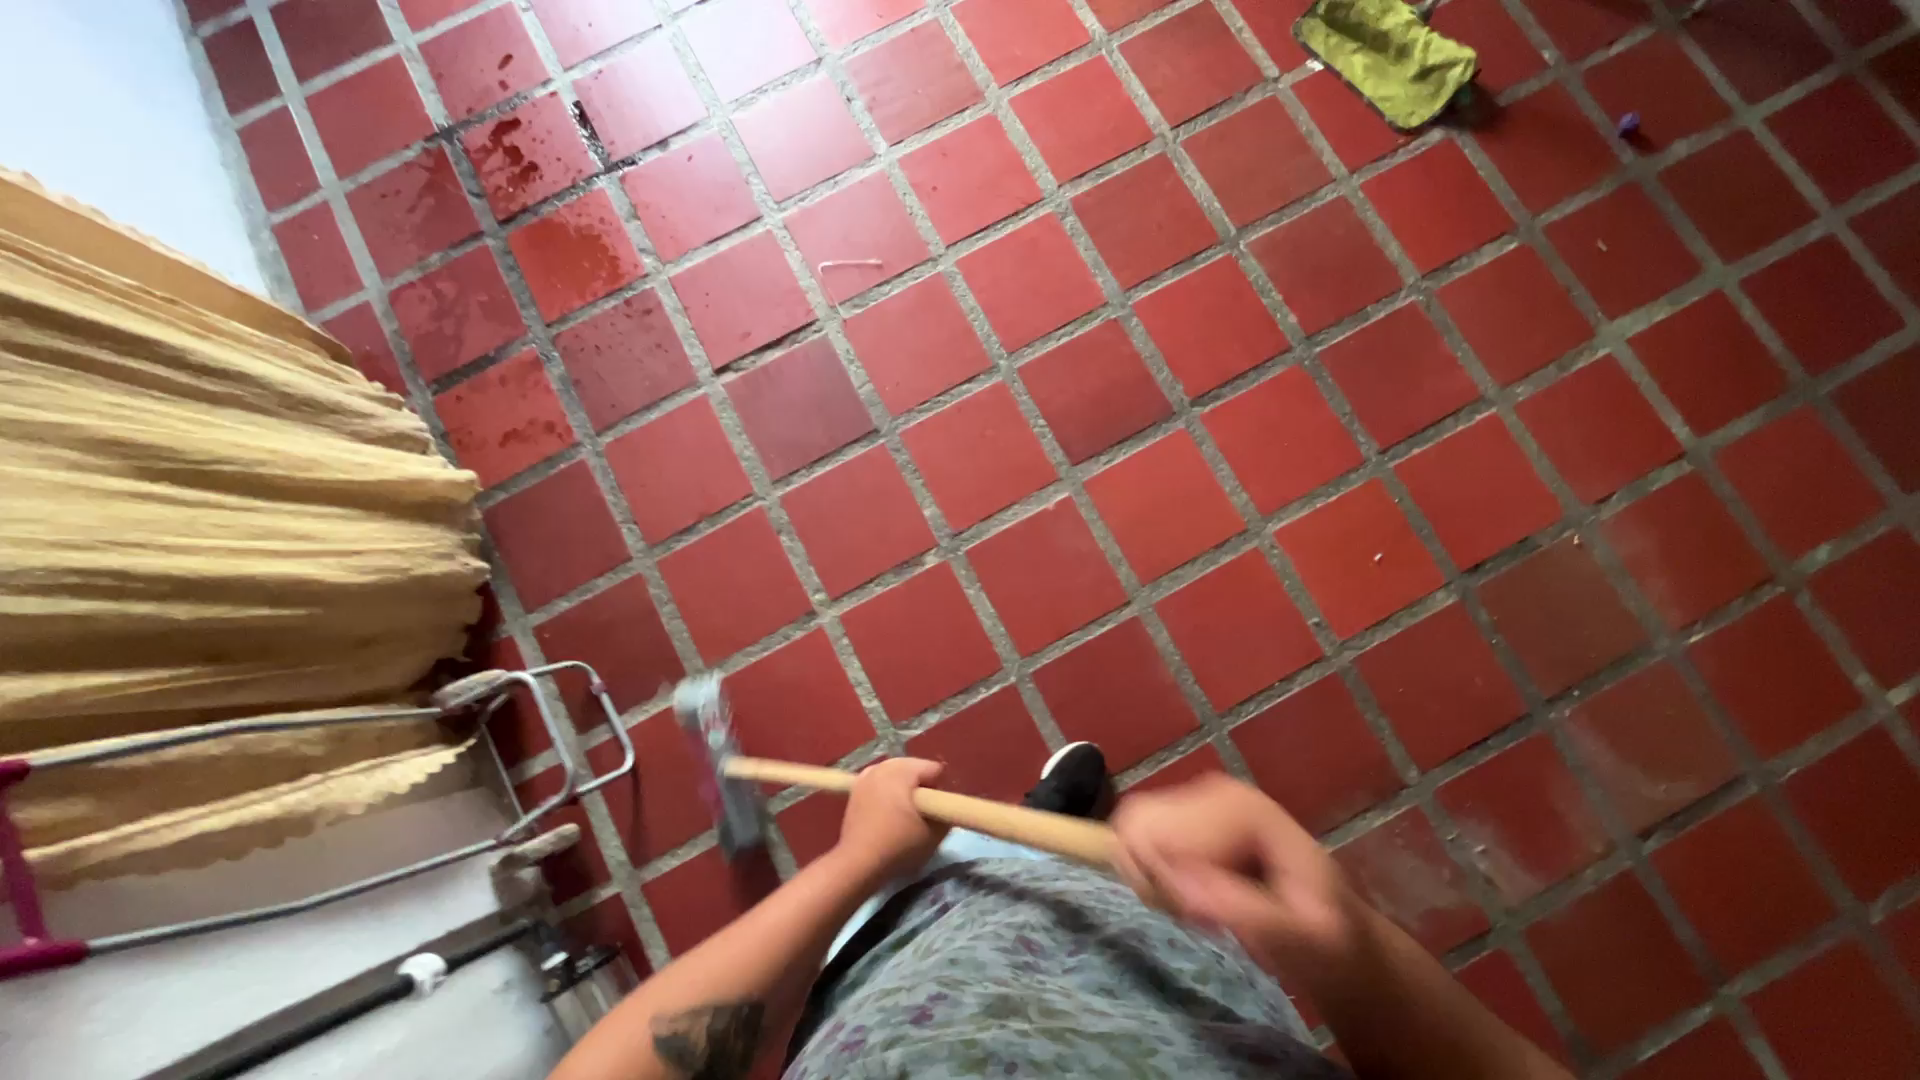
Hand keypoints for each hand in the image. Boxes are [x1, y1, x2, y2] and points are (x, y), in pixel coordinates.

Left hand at [834, 757, 947, 880]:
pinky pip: (880, 782)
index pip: (935, 769)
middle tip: (924, 812)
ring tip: (906, 813)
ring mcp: (866, 775)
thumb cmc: (900, 845)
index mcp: (903, 770)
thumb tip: (944, 806)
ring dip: (904, 787)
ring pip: (896, 773)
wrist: (859, 863)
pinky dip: (887, 791)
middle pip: (914, 768)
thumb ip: (947, 813)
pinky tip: (888, 810)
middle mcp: (883, 766)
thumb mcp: (935, 833)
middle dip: (922, 786)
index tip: (938, 810)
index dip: (941, 789)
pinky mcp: (855, 788)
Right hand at [1111, 775, 1367, 976]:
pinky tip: (1189, 894)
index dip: (1161, 879)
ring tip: (1195, 906)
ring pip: (1131, 831)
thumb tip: (1181, 885)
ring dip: (1152, 879)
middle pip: (1138, 823)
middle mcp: (1213, 790)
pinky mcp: (1184, 814)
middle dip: (1154, 877)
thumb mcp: (1299, 938)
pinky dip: (1152, 875)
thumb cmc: (1326, 940)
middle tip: (1194, 913)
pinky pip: (1136, 838)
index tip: (1197, 918)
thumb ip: (1243, 910)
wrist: (1337, 933)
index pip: (1155, 827)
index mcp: (1241, 808)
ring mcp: (1196, 798)